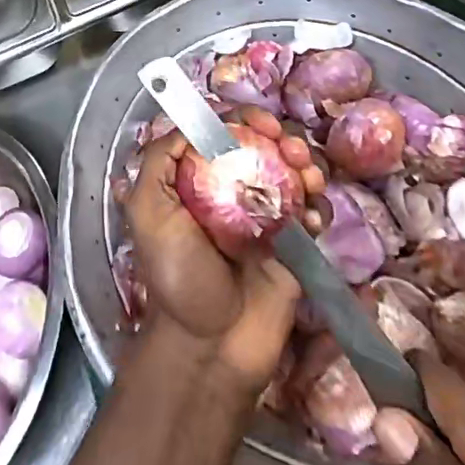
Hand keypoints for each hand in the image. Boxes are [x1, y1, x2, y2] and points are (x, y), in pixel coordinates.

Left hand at [124, 131, 300, 390]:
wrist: (213, 344)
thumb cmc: (175, 275)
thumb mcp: (147, 210)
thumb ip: (159, 162)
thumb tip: (186, 125)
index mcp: (193, 180)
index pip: (218, 134)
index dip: (239, 120)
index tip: (260, 122)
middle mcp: (228, 192)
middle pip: (261, 148)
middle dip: (280, 138)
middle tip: (291, 147)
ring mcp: (262, 219)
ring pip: (291, 176)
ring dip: (306, 167)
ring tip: (309, 176)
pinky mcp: (292, 248)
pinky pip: (311, 215)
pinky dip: (317, 208)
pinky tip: (313, 217)